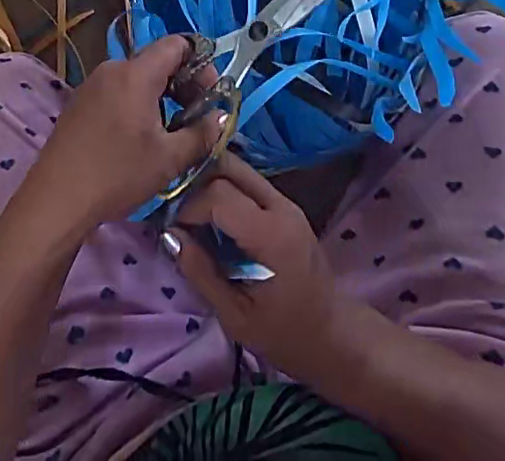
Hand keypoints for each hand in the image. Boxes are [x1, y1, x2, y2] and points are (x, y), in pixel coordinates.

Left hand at [13, 35, 227, 236]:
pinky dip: (138, 103)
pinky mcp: (80, 102)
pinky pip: (119, 90)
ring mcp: (92, 84)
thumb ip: (202, 133)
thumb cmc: (117, 174)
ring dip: (162, 96)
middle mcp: (112, 69)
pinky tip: (141, 137)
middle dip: (184, 84)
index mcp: (135, 74)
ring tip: (171, 132)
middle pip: (157, 61)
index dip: (201, 63)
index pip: (177, 44)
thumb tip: (222, 117)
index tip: (211, 94)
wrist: (56, 199)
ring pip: (138, 78)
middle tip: (197, 117)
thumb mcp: (169, 159)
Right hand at [172, 153, 358, 380]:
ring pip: (238, 169)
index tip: (172, 229)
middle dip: (195, 183)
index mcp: (271, 235)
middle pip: (229, 169)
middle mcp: (281, 207)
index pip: (219, 195)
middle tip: (175, 211)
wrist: (334, 336)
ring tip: (187, 210)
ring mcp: (285, 203)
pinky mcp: (284, 206)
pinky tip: (208, 214)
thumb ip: (201, 272)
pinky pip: (246, 182)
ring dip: (208, 181)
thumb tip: (169, 235)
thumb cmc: (286, 334)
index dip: (188, 207)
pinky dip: (222, 188)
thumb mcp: (235, 315)